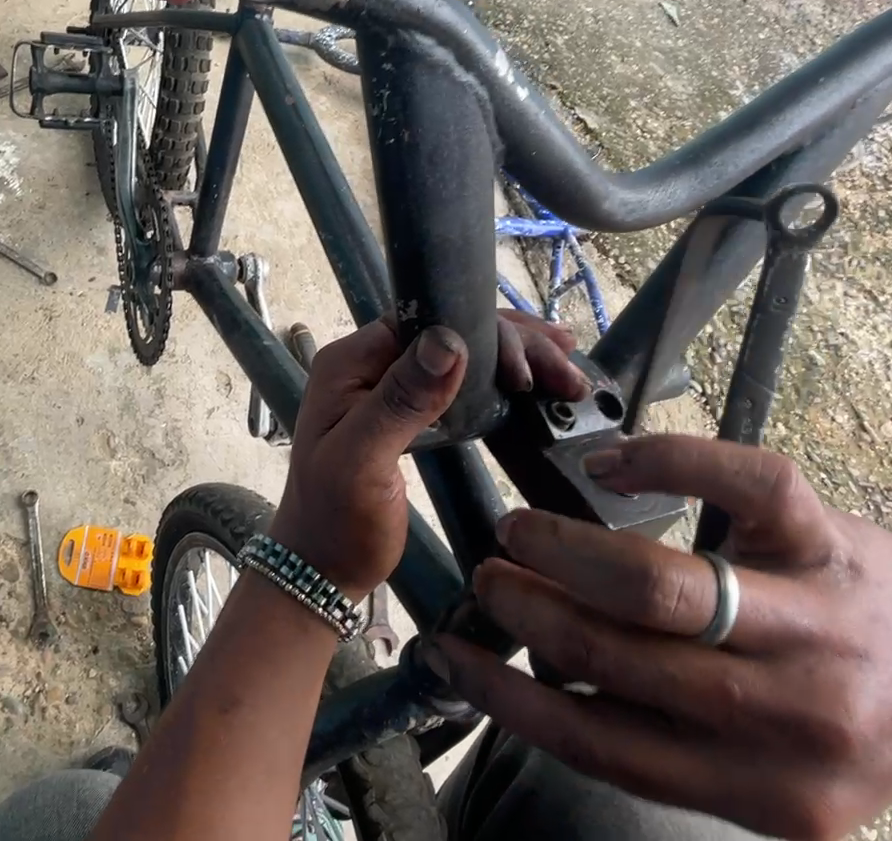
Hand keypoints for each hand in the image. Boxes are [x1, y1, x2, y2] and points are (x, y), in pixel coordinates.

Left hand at [270, 311, 586, 596]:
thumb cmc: (336, 522)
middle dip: (510, 344)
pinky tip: (532, 391)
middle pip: (446, 333)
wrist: (324, 569)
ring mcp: (386, 391)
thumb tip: (448, 341)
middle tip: (567, 371)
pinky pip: (456, 386)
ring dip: (511, 362)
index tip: (533, 361)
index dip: (482, 330)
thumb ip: (399, 401)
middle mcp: (366, 367)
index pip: (423, 321)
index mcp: (348, 364)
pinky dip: (496, 385)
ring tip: (566, 377)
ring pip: (457, 356)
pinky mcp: (406, 417)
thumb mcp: (362, 460)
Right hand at [434, 435, 891, 840]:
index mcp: (763, 790)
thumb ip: (653, 736)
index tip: (454, 651)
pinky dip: (661, 459)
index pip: (598, 741)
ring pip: (659, 581)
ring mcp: (817, 622)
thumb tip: (532, 674)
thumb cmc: (835, 720)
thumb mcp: (754, 770)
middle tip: (491, 575)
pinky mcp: (829, 538)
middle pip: (617, 652)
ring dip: (562, 548)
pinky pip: (741, 481)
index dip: (505, 692)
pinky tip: (607, 462)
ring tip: (520, 529)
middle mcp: (793, 715)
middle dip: (526, 605)